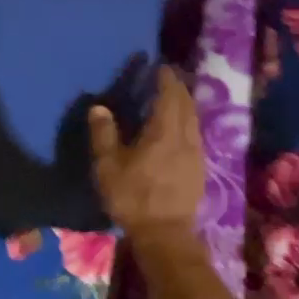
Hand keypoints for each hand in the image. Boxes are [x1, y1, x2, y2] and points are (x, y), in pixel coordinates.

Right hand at [89, 66, 203, 247]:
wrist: (165, 232)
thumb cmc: (132, 197)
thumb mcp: (108, 166)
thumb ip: (104, 134)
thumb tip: (99, 107)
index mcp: (163, 131)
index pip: (169, 95)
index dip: (165, 79)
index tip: (159, 66)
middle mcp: (186, 136)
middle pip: (186, 104)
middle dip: (177, 88)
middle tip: (165, 79)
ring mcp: (197, 152)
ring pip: (194, 119)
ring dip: (184, 105)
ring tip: (172, 100)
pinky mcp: (199, 167)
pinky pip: (195, 134)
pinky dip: (187, 122)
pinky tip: (178, 129)